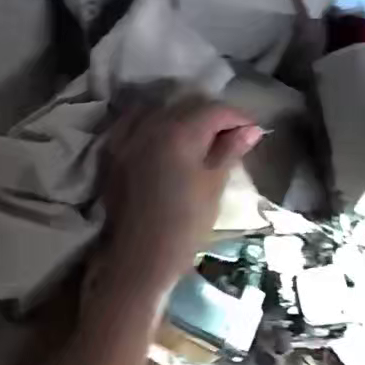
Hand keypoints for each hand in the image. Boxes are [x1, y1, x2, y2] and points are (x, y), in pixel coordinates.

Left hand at [98, 97, 262, 294]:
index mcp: (180, 132)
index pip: (215, 110)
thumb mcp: (213, 186)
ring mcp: (127, 136)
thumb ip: (229, 151)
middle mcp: (150, 124)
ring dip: (181, 116)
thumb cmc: (185, 225)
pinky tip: (163, 137)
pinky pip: (134, 123)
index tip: (252, 131)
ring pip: (159, 110)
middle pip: (187, 105)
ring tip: (198, 136)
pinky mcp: (112, 151)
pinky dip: (152, 123)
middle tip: (230, 135)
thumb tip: (251, 129)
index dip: (238, 117)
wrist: (138, 259)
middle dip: (211, 115)